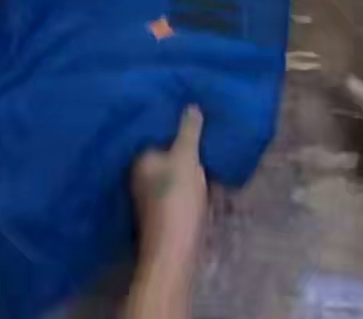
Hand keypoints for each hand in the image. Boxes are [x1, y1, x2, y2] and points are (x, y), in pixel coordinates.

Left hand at [132, 105, 209, 258]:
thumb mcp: (186, 157)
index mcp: (141, 159)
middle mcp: (143, 178)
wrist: (175, 257)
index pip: (157, 134)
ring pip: (181, 179)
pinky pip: (188, 198)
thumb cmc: (175, 199)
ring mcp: (155, 201)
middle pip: (171, 157)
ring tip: (220, 165)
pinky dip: (202, 194)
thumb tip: (191, 105)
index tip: (195, 117)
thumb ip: (189, 130)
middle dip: (192, 152)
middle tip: (212, 141)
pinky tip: (219, 193)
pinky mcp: (169, 220)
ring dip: (200, 175)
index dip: (176, 126)